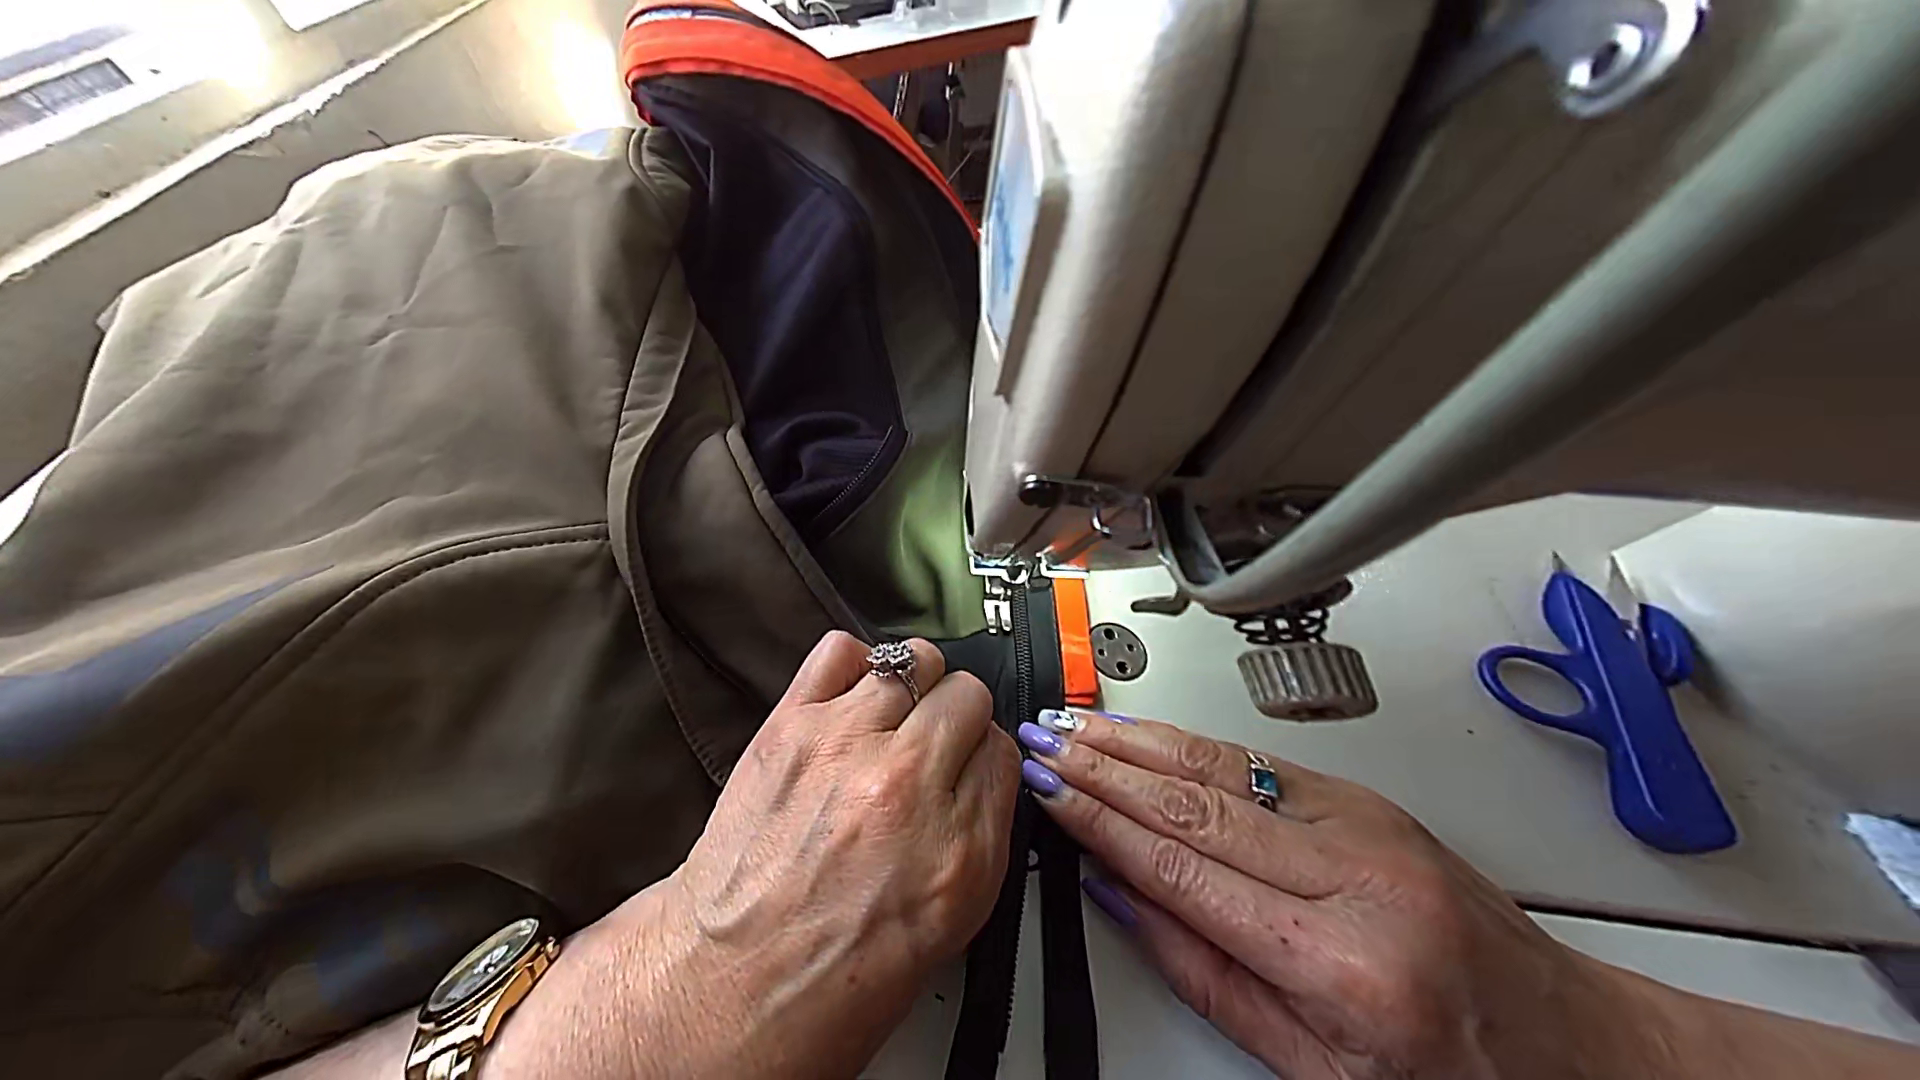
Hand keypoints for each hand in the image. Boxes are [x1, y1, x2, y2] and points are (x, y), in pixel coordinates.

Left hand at [591, 632, 1019, 1078]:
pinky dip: (856, 664)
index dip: (984, 754)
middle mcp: (904, 785)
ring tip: (894, 718)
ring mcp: (844, 746)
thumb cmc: (833, 971)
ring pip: (916, 661)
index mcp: (957, 846)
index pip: (1002, 748)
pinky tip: (854, 698)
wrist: (731, 982)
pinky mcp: (789, 725)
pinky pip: (842, 650)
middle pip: (967, 695)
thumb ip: (983, 827)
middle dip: (958, 718)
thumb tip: (984, 765)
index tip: (968, 763)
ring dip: (913, 688)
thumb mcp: (952, 920)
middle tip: (933, 743)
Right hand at [1015, 708, 1652, 1078]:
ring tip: (1078, 726)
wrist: (1575, 1044)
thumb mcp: (1311, 1067)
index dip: (1102, 822)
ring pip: (1218, 764)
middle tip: (1047, 742)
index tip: (1052, 792)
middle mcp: (1352, 875)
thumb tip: (1119, 892)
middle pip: (1192, 800)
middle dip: (1104, 766)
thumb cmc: (1453, 1076)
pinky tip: (1145, 733)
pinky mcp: (1363, 797)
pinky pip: (1252, 760)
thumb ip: (1200, 970)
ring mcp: (1362, 822)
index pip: (1181, 869)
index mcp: (1339, 964)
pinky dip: (1184, 742)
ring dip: (1135, 740)